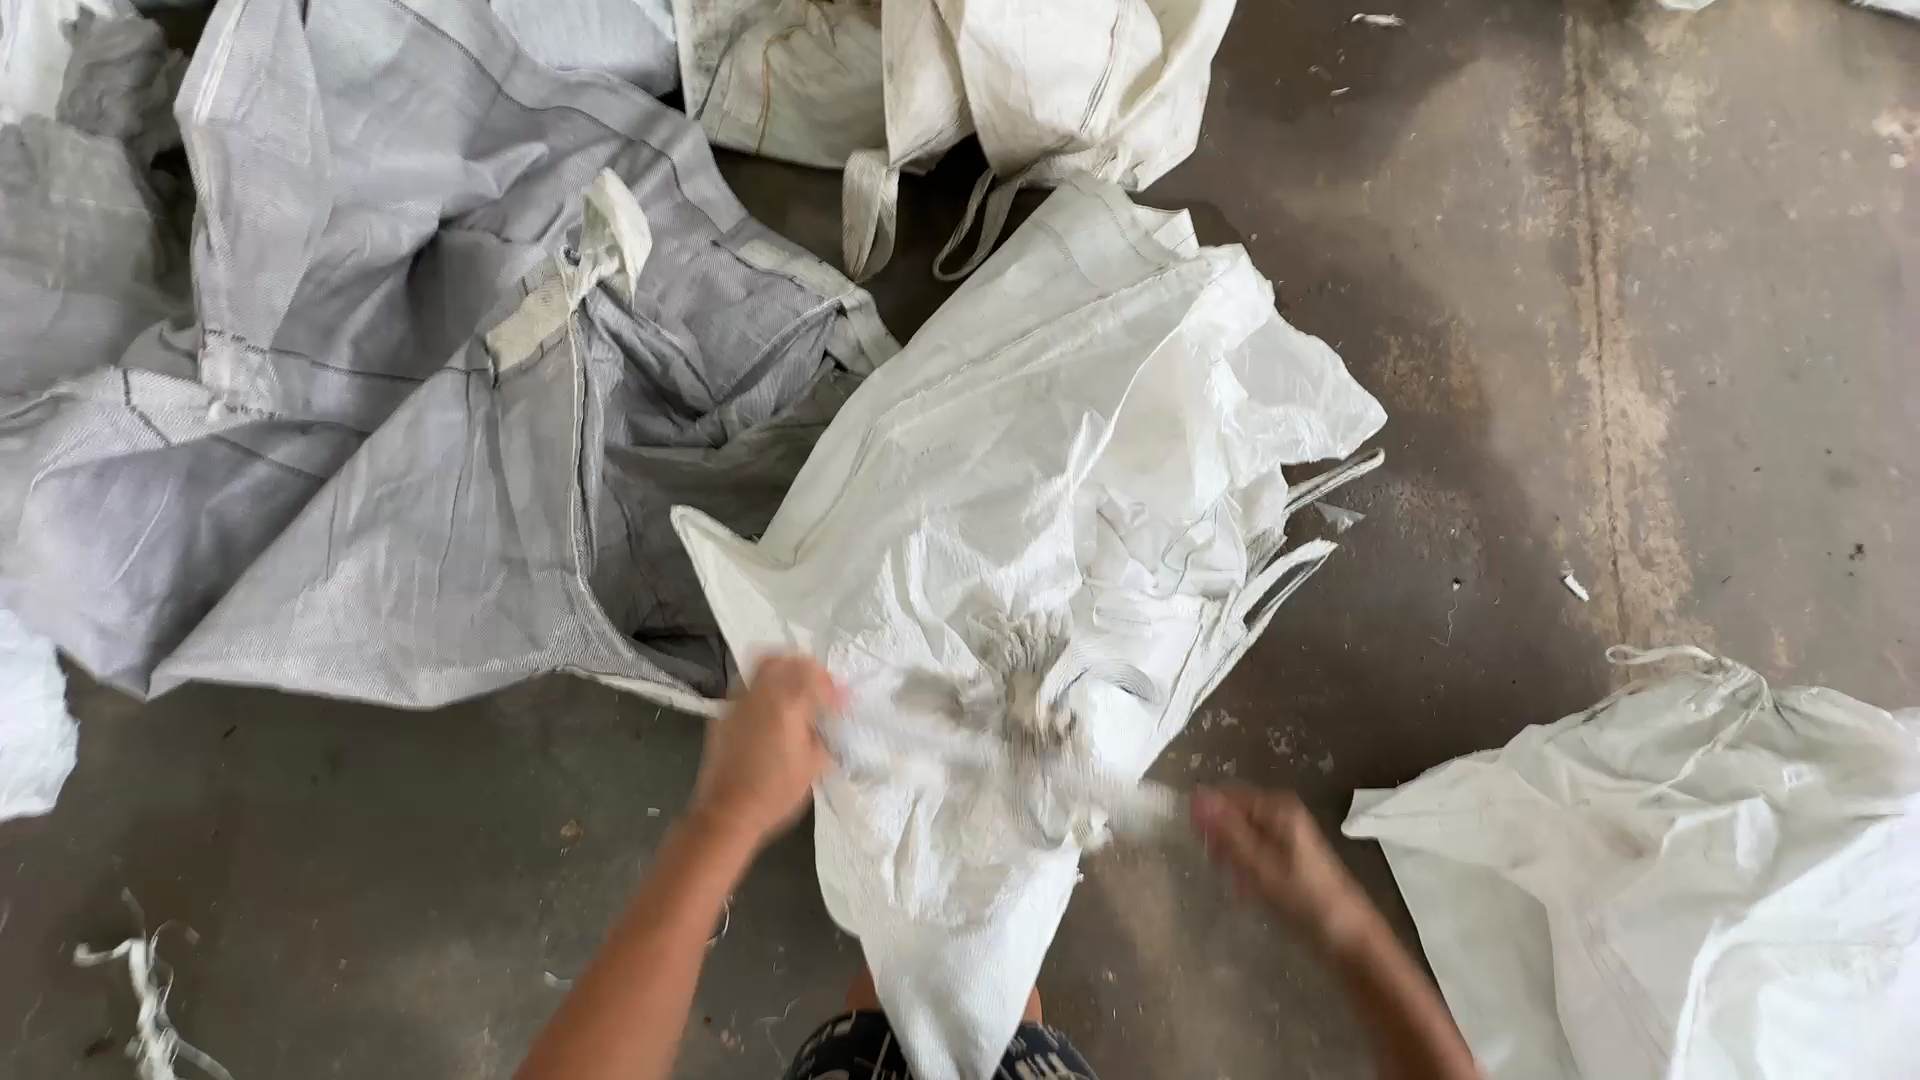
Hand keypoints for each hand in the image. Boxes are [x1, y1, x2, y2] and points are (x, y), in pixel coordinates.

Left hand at [688, 655, 839, 846]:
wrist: (726, 814)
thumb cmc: (775, 793)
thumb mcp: (813, 766)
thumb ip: (822, 736)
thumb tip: (825, 724)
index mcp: (787, 704)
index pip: (813, 676)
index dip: (830, 685)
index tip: (839, 700)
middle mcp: (760, 695)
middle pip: (782, 660)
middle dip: (804, 667)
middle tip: (816, 684)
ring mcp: (737, 703)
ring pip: (760, 669)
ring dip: (781, 672)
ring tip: (794, 692)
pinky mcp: (722, 715)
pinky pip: (746, 690)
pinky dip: (763, 691)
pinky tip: (771, 713)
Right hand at [1191, 785, 1376, 952]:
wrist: (1350, 940)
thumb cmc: (1303, 900)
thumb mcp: (1258, 865)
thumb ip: (1226, 830)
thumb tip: (1195, 796)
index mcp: (1277, 808)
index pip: (1226, 795)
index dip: (1207, 815)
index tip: (1198, 842)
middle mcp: (1282, 813)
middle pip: (1234, 814)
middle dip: (1221, 840)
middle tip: (1218, 867)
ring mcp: (1287, 835)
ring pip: (1242, 835)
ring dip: (1232, 857)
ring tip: (1235, 885)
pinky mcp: (1289, 856)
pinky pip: (1255, 851)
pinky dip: (1246, 868)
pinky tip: (1247, 890)